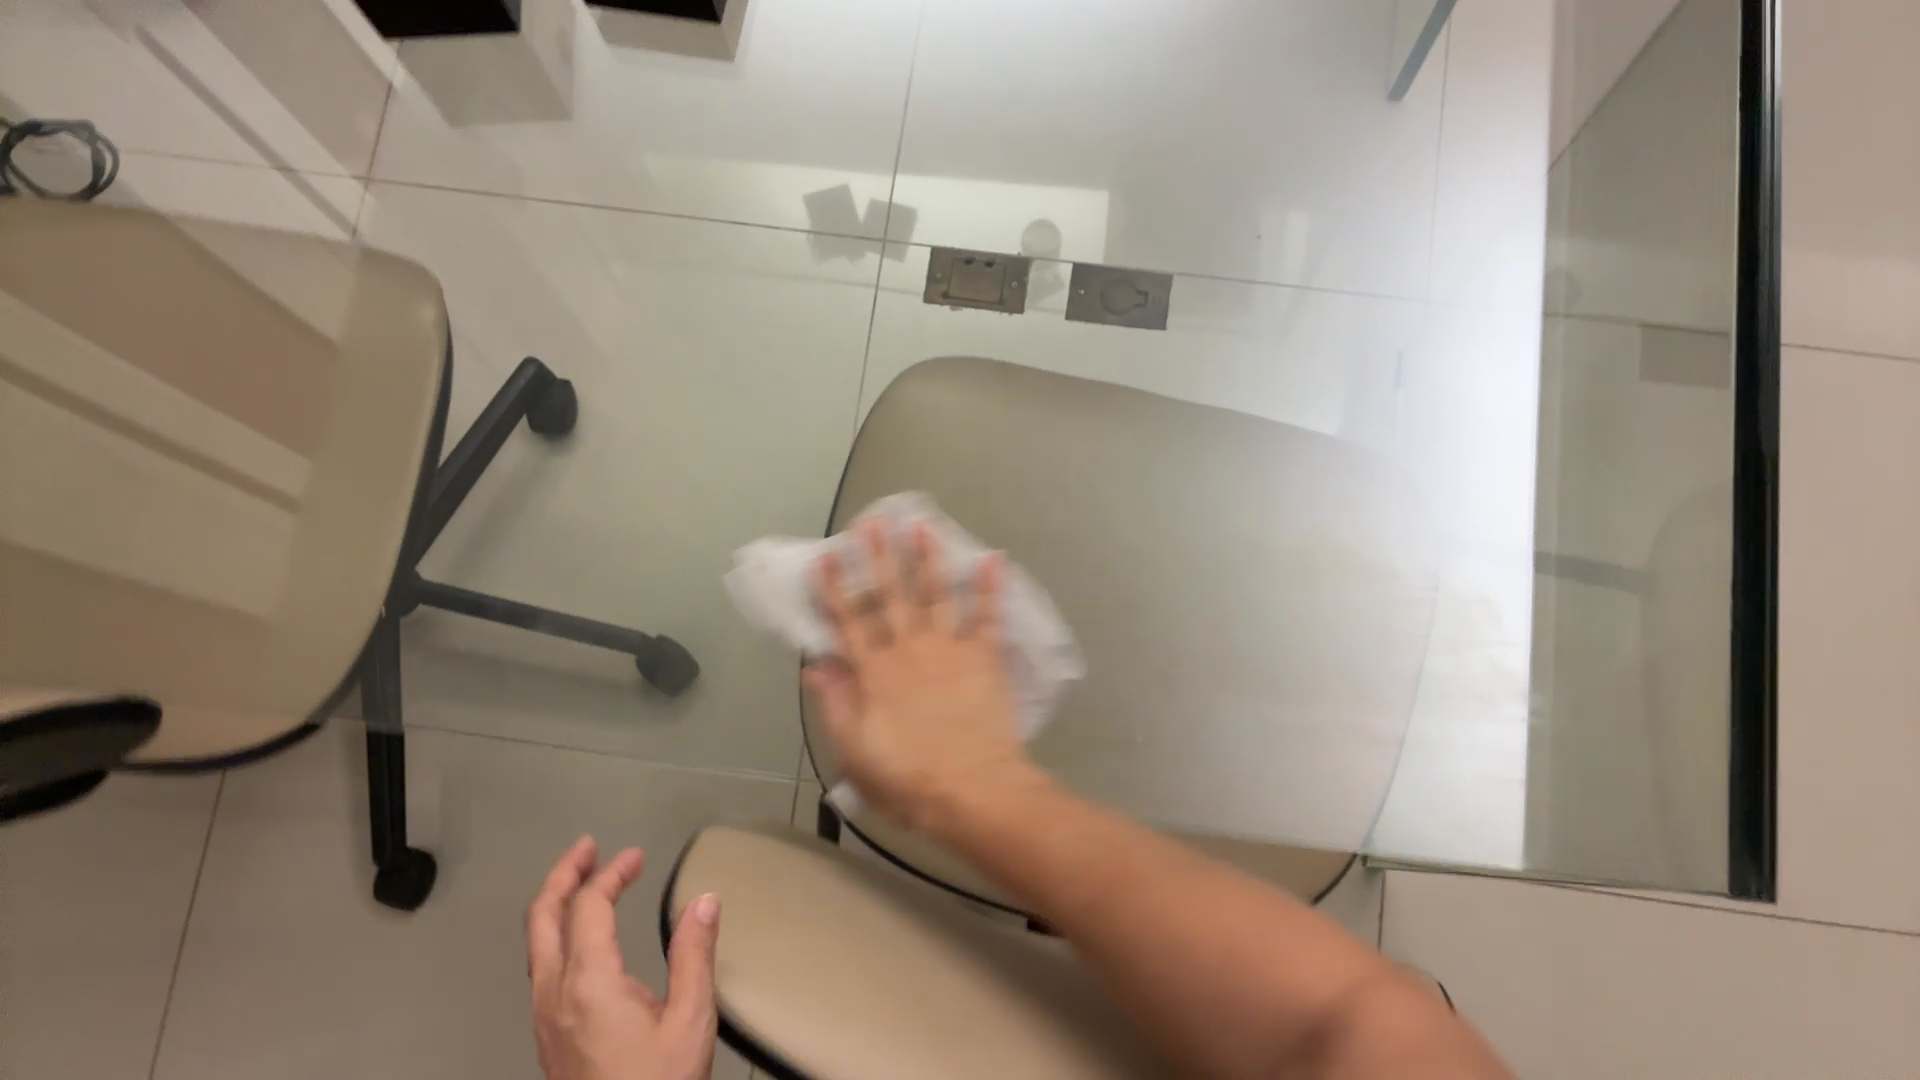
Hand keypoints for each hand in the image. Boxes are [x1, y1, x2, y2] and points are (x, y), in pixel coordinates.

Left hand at [527, 837, 720, 1079]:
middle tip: (587, 848)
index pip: (588, 907)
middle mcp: (554, 994)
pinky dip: (557, 931)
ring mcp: (544, 1017)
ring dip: (556, 901)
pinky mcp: (548, 1035)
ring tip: (582, 880)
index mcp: (588, 983)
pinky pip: (541, 965)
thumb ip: (695, 954)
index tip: (636, 857)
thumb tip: (705, 901)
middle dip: (563, 875)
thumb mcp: (691, 1019)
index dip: (611, 874)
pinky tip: (580, 937)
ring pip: (535, 943)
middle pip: (542, 917)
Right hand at [805, 519, 1038, 832]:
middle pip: (891, 597)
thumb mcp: (853, 752)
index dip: (835, 590)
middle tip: (874, 522)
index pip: (848, 623)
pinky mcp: (985, 659)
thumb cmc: (908, 779)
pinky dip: (992, 587)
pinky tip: (994, 557)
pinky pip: (988, 617)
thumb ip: (834, 704)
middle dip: (880, 557)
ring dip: (929, 558)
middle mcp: (909, 651)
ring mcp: (950, 650)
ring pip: (936, 594)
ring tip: (924, 524)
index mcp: (874, 673)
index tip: (826, 558)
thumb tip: (815, 665)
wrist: (972, 791)